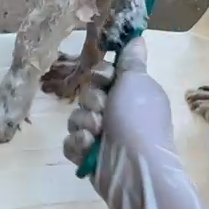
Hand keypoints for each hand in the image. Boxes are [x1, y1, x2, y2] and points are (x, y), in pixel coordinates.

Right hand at [64, 39, 208, 208]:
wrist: (134, 171)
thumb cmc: (138, 121)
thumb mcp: (137, 83)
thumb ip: (131, 61)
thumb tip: (138, 37)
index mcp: (133, 93)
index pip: (104, 73)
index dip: (100, 75)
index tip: (106, 81)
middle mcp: (118, 112)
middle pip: (87, 93)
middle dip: (91, 102)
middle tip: (103, 112)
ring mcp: (103, 135)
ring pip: (76, 117)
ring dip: (84, 124)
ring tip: (96, 135)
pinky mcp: (89, 156)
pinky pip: (70, 141)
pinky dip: (77, 145)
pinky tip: (87, 150)